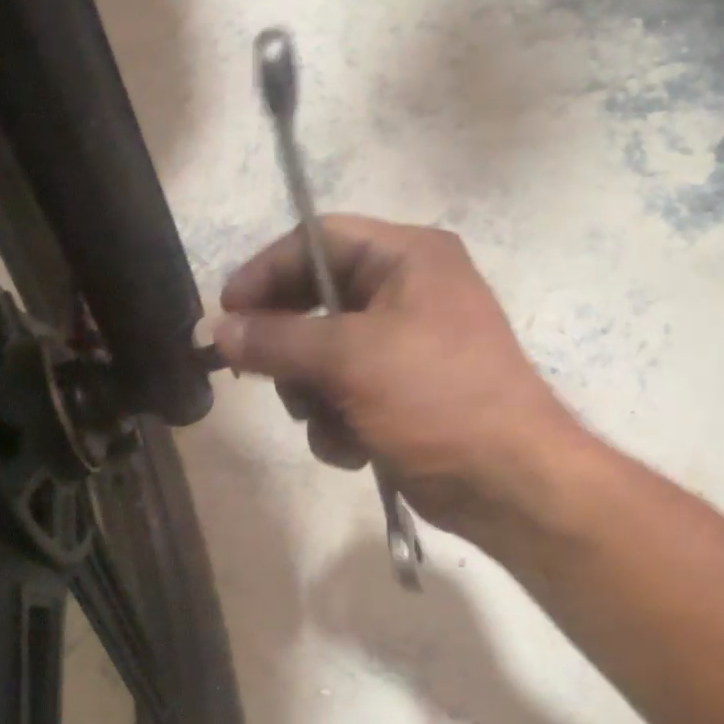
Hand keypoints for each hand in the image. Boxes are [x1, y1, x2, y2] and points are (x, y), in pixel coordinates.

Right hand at [212, 215, 580, 528]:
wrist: (506, 482)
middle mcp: (407, 294)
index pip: (318, 241)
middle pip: (315, 303)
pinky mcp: (401, 398)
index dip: (266, 272)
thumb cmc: (437, 399)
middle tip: (262, 376)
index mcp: (408, 258)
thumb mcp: (350, 360)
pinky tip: (356, 449)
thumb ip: (277, 340)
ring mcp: (404, 349)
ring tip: (331, 422)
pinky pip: (343, 399)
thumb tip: (216, 331)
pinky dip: (338, 425)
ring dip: (313, 398)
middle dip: (290, 350)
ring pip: (321, 360)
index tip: (225, 314)